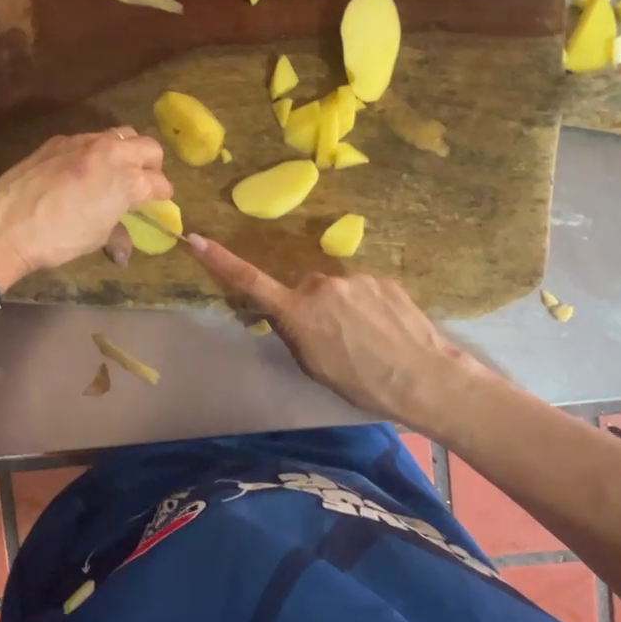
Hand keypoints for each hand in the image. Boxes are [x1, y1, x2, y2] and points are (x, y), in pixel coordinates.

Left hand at [0, 128, 171, 288]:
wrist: (6, 225)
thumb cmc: (58, 239)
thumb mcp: (95, 238)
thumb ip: (117, 232)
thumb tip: (123, 248)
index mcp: (128, 180)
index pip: (159, 183)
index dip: (162, 195)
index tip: (159, 202)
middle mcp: (111, 152)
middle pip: (148, 147)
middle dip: (152, 165)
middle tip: (143, 183)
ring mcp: (83, 141)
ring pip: (120, 135)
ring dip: (126, 152)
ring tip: (116, 172)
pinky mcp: (59, 141)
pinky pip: (89, 139)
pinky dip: (96, 152)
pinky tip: (83, 171)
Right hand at [187, 235, 487, 435]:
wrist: (424, 376)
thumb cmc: (362, 383)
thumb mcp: (314, 367)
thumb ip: (294, 335)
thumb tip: (288, 317)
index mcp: (299, 312)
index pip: (250, 282)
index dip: (220, 262)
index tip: (196, 238)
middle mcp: (322, 286)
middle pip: (305, 291)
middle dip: (310, 308)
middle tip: (332, 342)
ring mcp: (355, 279)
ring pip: (336, 291)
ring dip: (342, 309)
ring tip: (366, 341)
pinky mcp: (383, 280)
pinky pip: (363, 291)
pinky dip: (367, 308)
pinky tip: (384, 332)